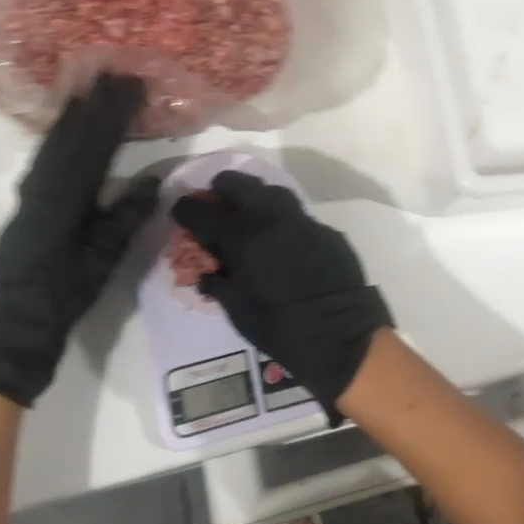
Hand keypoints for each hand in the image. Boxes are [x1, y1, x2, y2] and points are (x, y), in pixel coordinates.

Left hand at [0, 75, 157, 405]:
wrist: (17, 318)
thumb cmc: (66, 293)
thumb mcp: (104, 260)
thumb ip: (127, 219)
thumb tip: (154, 181)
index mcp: (66, 202)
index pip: (95, 148)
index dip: (113, 115)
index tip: (130, 86)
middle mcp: (44, 188)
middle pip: (73, 137)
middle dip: (94, 103)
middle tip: (112, 72)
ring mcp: (31, 191)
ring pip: (54, 142)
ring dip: (72, 111)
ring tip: (88, 83)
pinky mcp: (26, 198)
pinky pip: (43, 155)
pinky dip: (56, 132)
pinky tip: (64, 120)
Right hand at [172, 172, 391, 419]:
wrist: (344, 337)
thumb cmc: (283, 331)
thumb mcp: (239, 312)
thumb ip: (220, 283)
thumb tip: (209, 269)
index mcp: (245, 241)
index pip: (206, 215)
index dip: (188, 210)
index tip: (180, 209)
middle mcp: (272, 221)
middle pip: (241, 186)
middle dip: (222, 187)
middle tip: (214, 195)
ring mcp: (303, 222)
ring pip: (272, 192)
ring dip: (254, 195)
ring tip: (246, 208)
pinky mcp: (326, 231)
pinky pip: (297, 216)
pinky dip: (281, 220)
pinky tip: (280, 237)